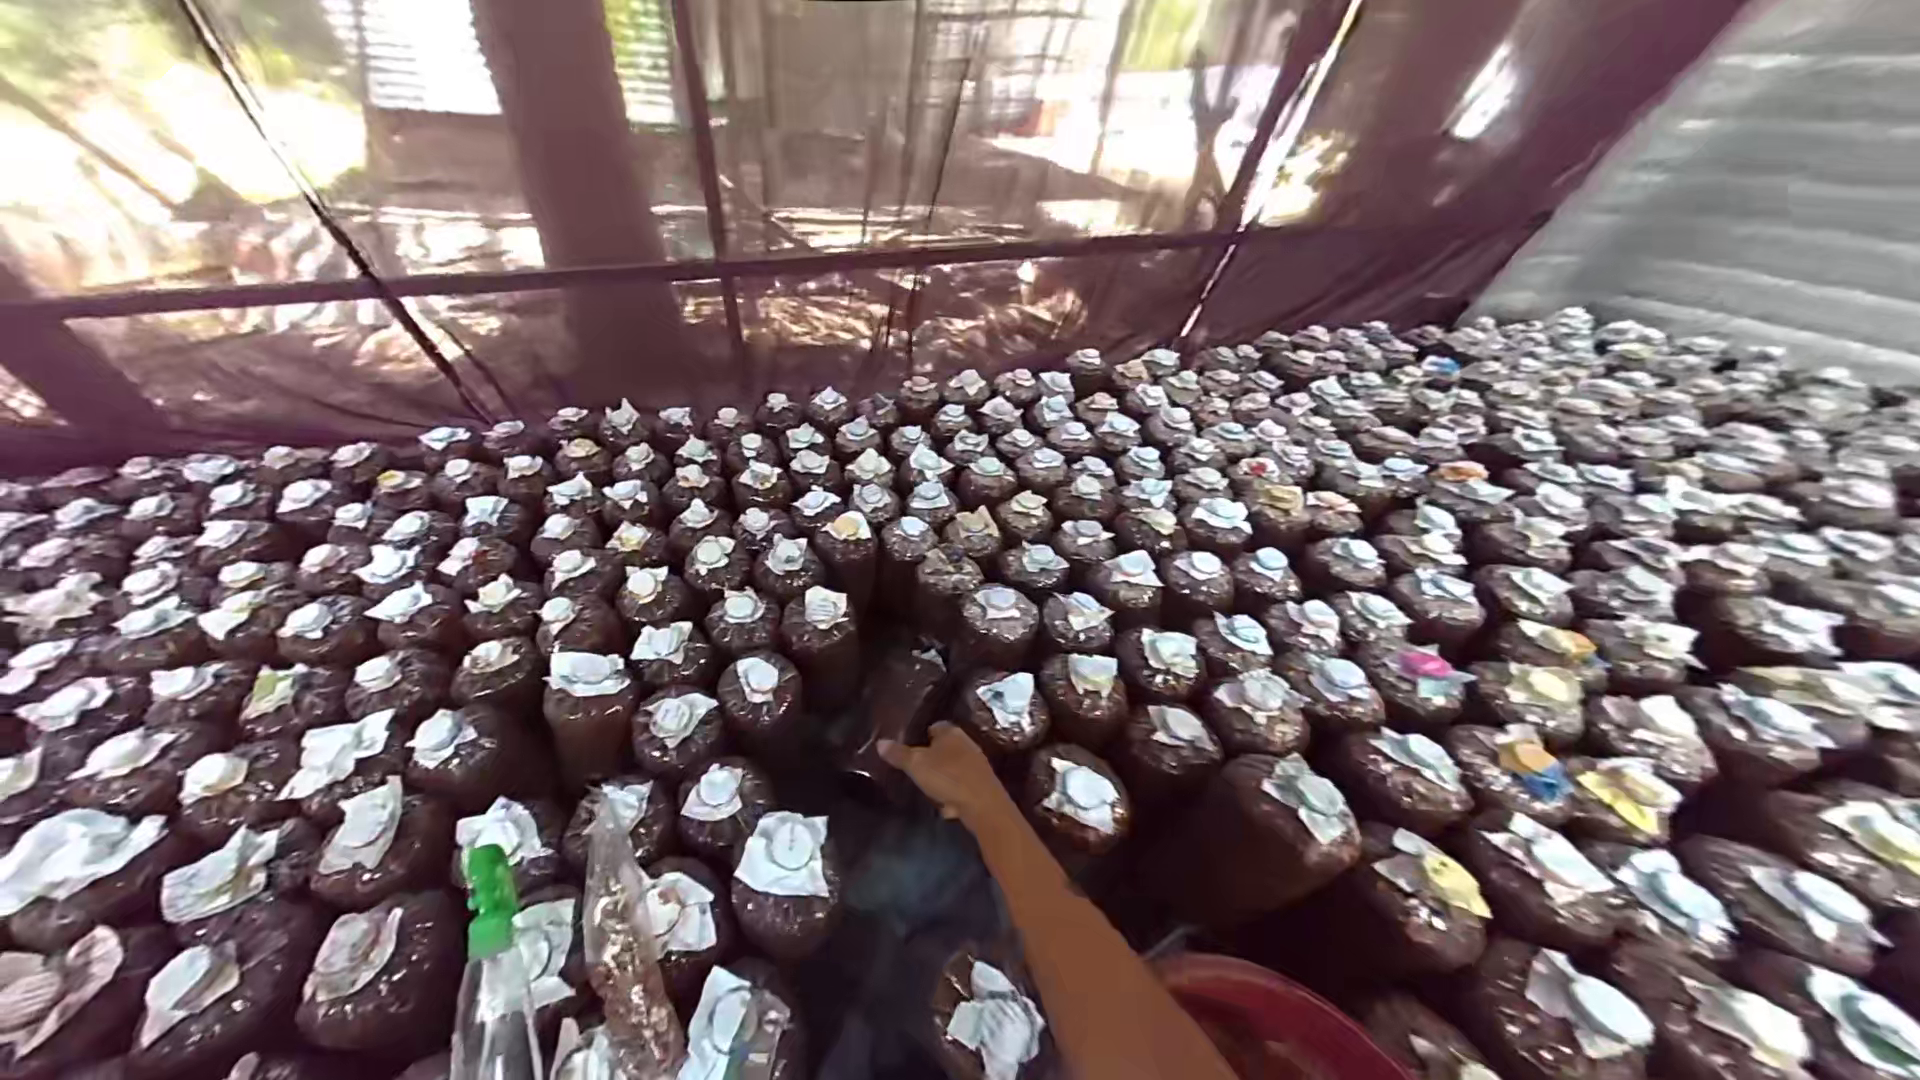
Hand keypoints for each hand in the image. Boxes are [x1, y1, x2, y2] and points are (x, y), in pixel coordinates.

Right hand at [879, 722, 1012, 828]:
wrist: (982, 804)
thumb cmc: (947, 776)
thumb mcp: (916, 764)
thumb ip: (899, 754)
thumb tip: (880, 742)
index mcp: (951, 732)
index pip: (934, 726)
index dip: (921, 735)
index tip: (909, 746)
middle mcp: (966, 742)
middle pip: (945, 746)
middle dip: (932, 755)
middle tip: (915, 767)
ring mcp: (976, 763)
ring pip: (953, 765)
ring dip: (942, 774)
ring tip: (927, 786)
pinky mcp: (981, 782)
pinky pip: (961, 783)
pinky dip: (953, 791)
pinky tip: (944, 803)